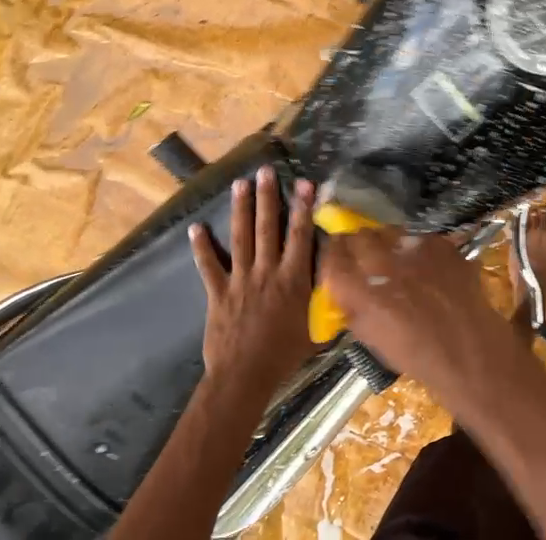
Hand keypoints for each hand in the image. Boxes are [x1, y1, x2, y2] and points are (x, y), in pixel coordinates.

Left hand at [188, 165, 318, 398]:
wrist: (244, 376)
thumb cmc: (285, 355)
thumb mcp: (317, 328)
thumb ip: (329, 305)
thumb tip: (349, 289)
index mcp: (294, 278)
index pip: (301, 235)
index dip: (303, 208)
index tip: (305, 183)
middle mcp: (268, 271)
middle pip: (268, 227)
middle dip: (268, 197)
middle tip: (266, 171)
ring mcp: (241, 280)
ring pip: (241, 237)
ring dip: (241, 209)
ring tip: (240, 184)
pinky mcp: (218, 293)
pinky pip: (209, 266)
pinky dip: (201, 247)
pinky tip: (196, 228)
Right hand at [319, 228, 525, 402]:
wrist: (465, 343)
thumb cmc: (413, 351)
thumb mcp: (369, 335)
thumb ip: (352, 306)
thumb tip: (345, 288)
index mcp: (359, 290)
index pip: (332, 257)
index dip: (331, 253)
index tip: (334, 253)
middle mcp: (383, 263)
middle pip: (359, 237)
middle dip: (357, 243)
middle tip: (362, 254)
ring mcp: (413, 249)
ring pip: (389, 231)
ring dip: (385, 241)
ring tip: (392, 255)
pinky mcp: (440, 243)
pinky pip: (419, 236)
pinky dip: (414, 245)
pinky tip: (421, 260)